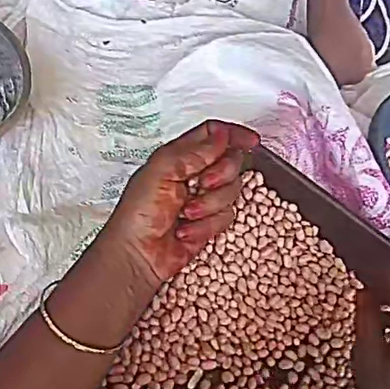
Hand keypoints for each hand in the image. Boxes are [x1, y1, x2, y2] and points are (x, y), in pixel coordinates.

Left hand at [97, 120, 260, 285]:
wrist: (138, 254)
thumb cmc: (137, 215)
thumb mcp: (161, 171)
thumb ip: (193, 151)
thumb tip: (221, 135)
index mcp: (178, 156)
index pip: (213, 135)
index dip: (233, 135)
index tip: (252, 141)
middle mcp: (193, 175)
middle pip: (230, 162)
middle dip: (221, 174)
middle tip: (202, 185)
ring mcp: (203, 199)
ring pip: (231, 192)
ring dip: (209, 205)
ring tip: (186, 213)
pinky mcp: (209, 222)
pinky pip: (226, 217)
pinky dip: (206, 226)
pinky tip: (186, 230)